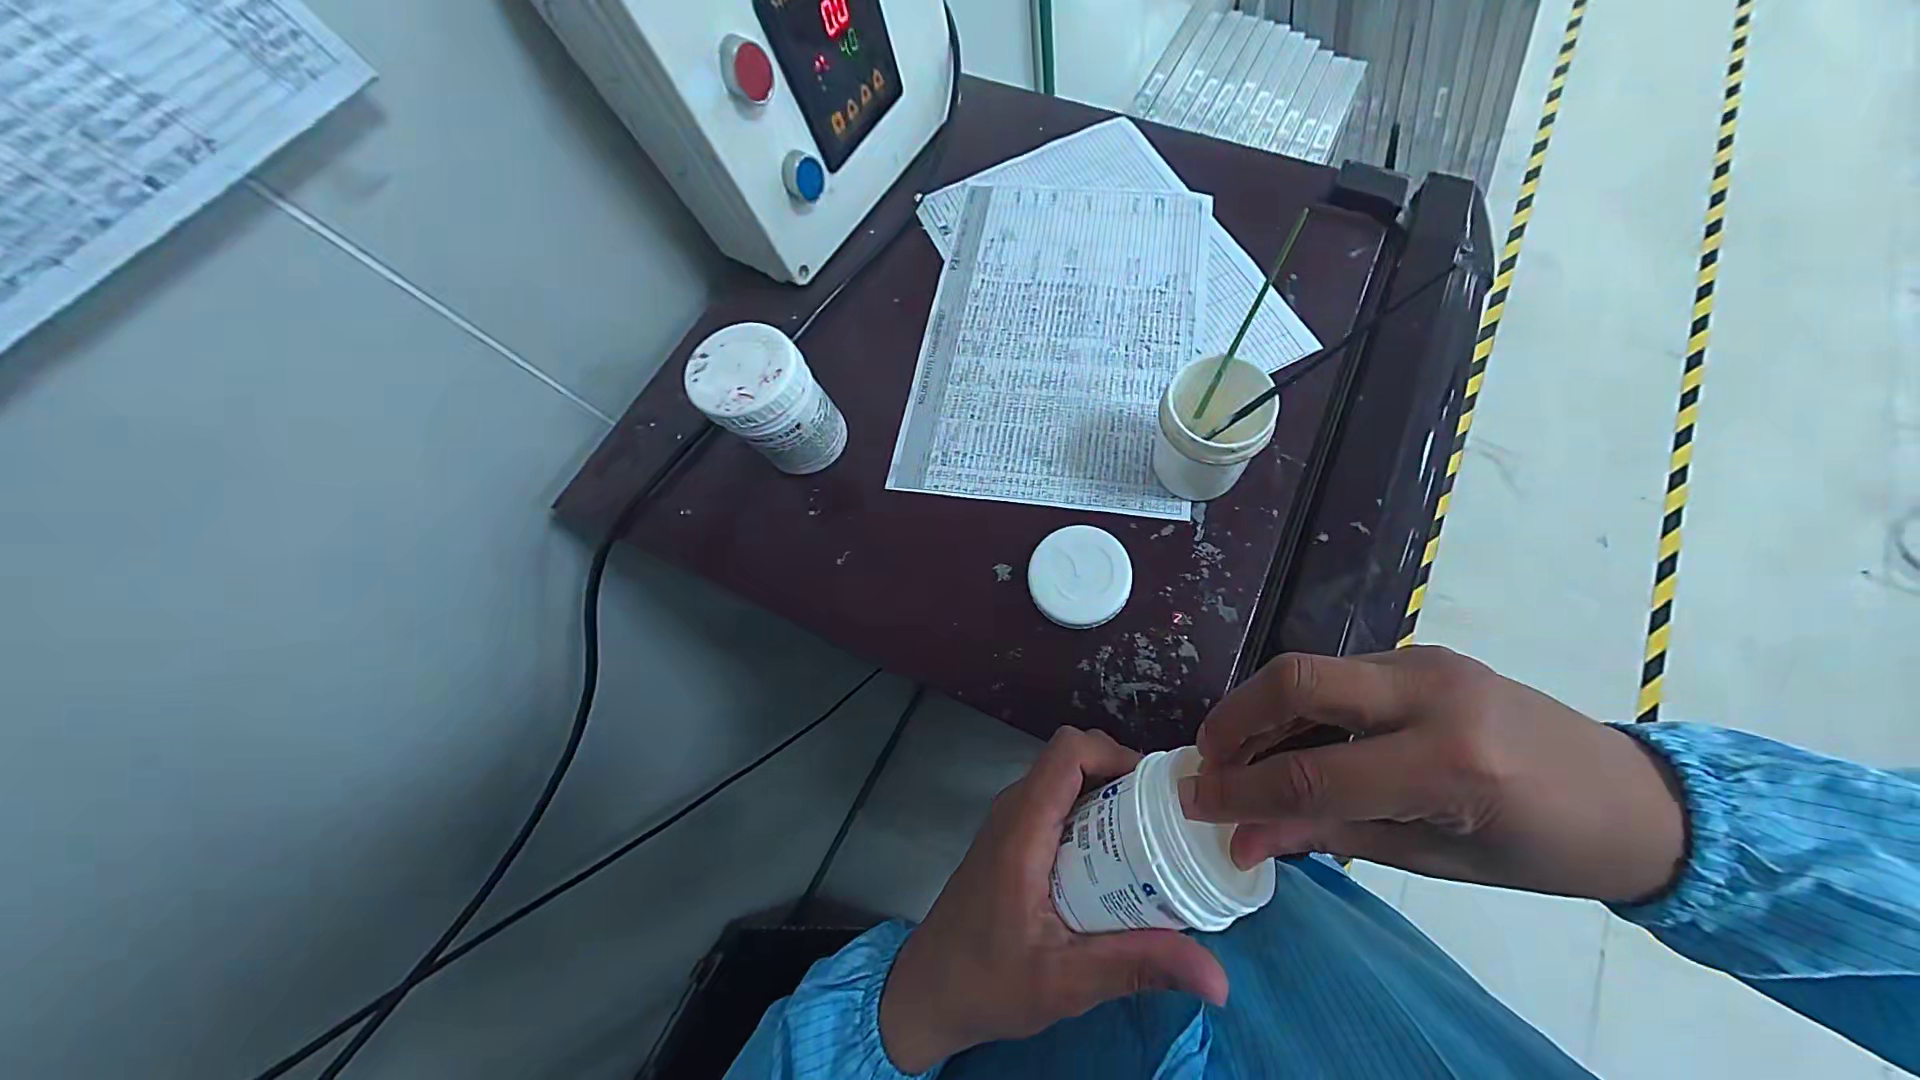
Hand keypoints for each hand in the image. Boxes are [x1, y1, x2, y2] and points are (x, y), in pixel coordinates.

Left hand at [879, 727, 1228, 1072]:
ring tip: (1149, 836)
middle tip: (1165, 818)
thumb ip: (1135, 967)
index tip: (1157, 791)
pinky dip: (1089, 810)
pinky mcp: (1010, 836)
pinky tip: (1114, 857)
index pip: (1066, 752)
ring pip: (1063, 778)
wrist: (927, 990)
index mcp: (1022, 828)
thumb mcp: (1065, 982)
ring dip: (1106, 792)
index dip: (1114, 753)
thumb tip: (1217, 976)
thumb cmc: (988, 982)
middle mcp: (1013, 809)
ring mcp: (1008, 820)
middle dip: (1121, 773)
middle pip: (1069, 757)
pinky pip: (1054, 800)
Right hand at [1180, 647, 1686, 904]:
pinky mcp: (1418, 653)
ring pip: (1307, 669)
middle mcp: (1433, 696)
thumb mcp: (1432, 859)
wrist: (1639, 797)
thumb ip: (1326, 836)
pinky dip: (1294, 704)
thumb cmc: (1542, 850)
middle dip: (1233, 721)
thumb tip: (1241, 841)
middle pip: (1295, 683)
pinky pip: (1335, 673)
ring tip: (1233, 750)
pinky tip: (1285, 735)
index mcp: (1451, 767)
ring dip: (1255, 708)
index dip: (1241, 792)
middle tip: (1205, 761)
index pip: (1313, 776)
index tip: (1194, 803)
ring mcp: (1424, 662)